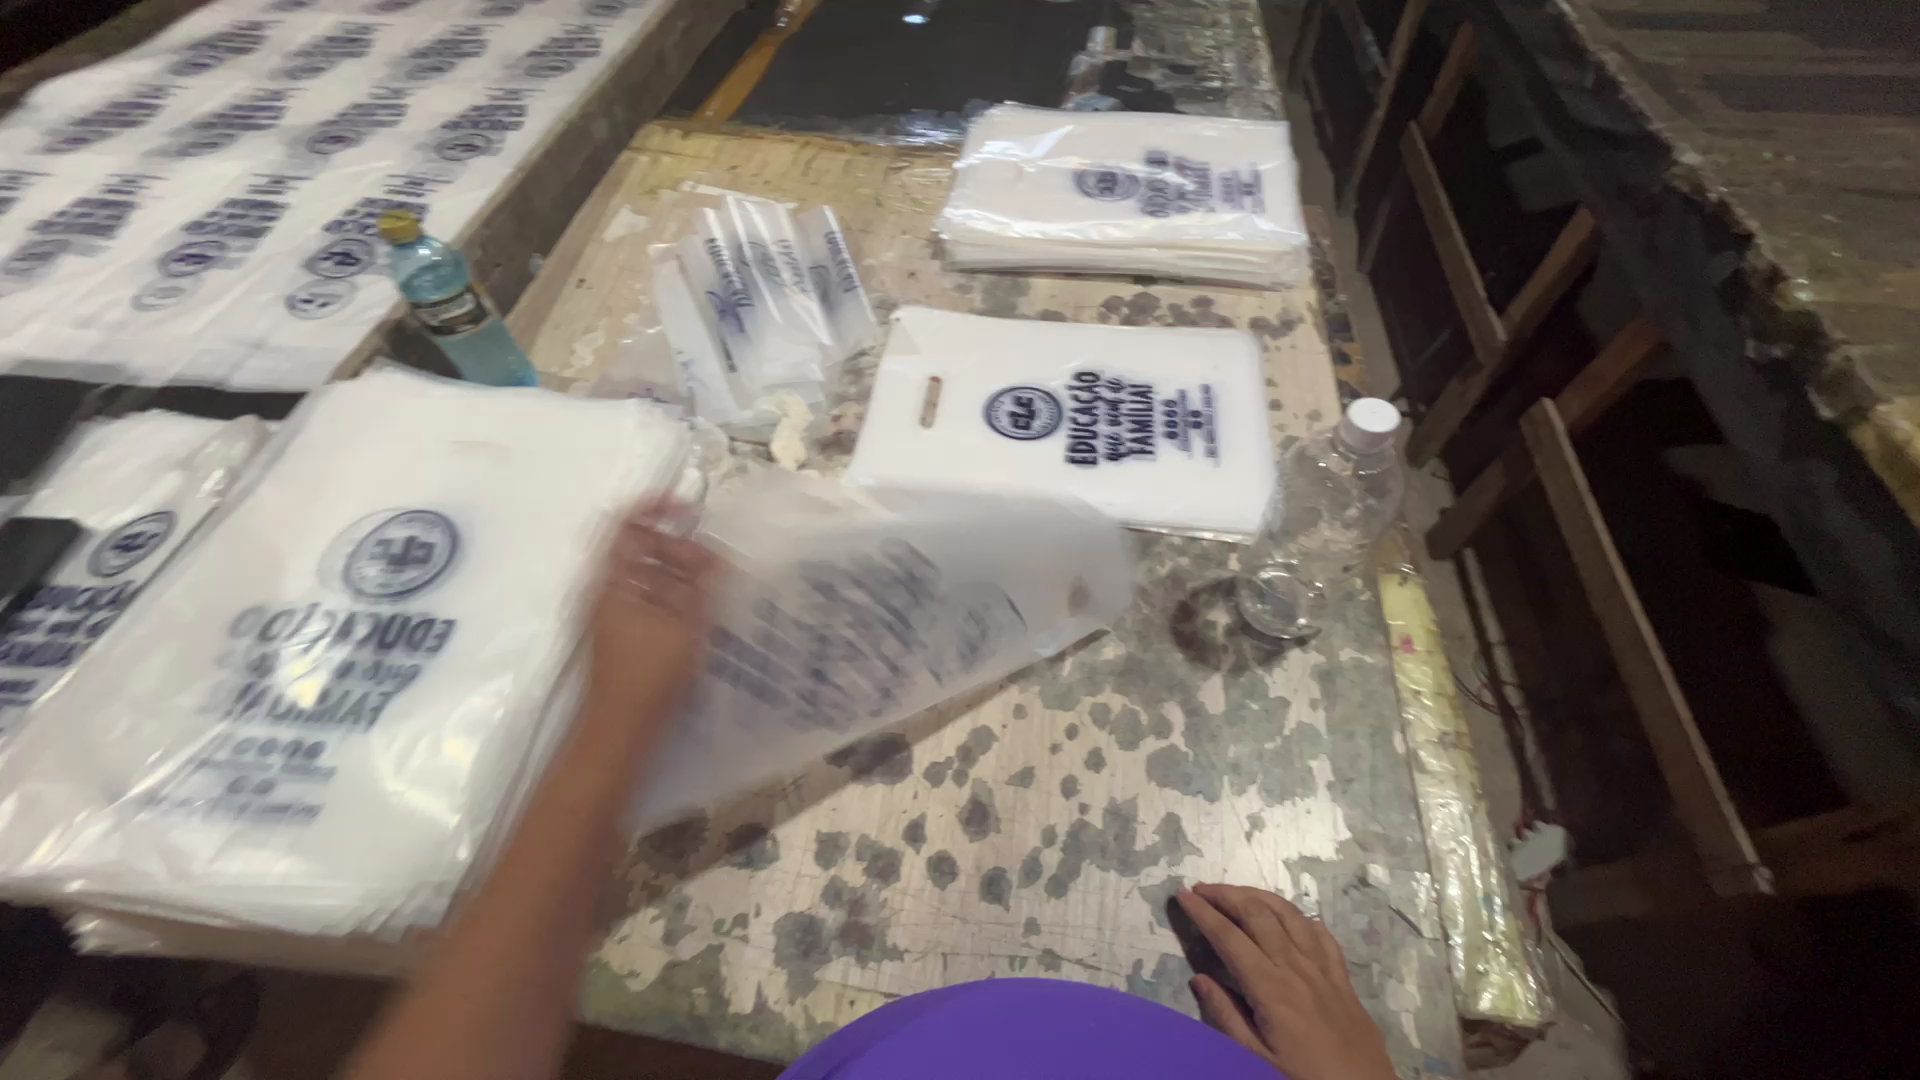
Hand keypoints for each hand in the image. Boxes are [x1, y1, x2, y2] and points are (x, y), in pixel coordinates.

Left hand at [583, 498, 720, 726]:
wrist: (619, 729)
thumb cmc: (651, 674)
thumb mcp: (685, 623)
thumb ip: (699, 582)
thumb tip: (712, 551)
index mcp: (610, 579)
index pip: (626, 522)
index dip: (657, 506)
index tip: (692, 508)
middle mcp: (601, 588)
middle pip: (634, 546)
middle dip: (675, 542)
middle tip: (713, 556)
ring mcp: (606, 610)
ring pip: (641, 571)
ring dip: (676, 567)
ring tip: (713, 579)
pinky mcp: (617, 629)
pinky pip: (643, 593)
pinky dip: (669, 589)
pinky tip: (697, 604)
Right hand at [1177, 884, 1395, 1079]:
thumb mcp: (1258, 1062)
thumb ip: (1226, 1017)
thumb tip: (1199, 979)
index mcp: (1271, 989)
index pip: (1228, 937)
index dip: (1202, 913)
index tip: (1182, 896)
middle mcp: (1296, 968)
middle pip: (1257, 913)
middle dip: (1225, 894)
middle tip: (1200, 889)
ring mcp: (1323, 968)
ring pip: (1287, 913)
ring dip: (1256, 895)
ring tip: (1234, 893)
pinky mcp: (1342, 976)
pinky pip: (1319, 931)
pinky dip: (1296, 916)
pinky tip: (1284, 917)